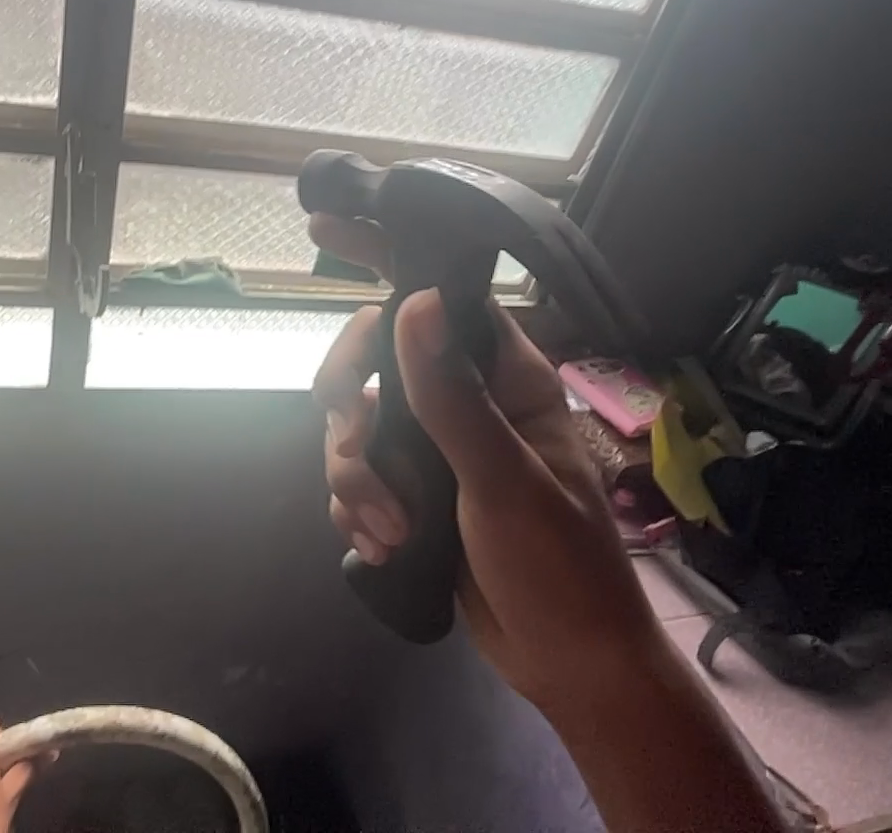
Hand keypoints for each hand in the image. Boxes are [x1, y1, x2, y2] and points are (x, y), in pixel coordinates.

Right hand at [309, 215, 662, 710]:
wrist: (565, 664)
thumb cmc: (561, 567)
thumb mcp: (505, 481)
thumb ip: (452, 396)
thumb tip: (416, 302)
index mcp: (499, 378)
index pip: (440, 296)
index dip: (383, 256)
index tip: (326, 228)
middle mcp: (457, 401)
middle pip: (368, 362)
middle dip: (350, 410)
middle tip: (360, 451)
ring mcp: (428, 448)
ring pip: (352, 425)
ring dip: (354, 478)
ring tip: (390, 529)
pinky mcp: (407, 491)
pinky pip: (352, 476)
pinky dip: (354, 508)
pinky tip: (382, 544)